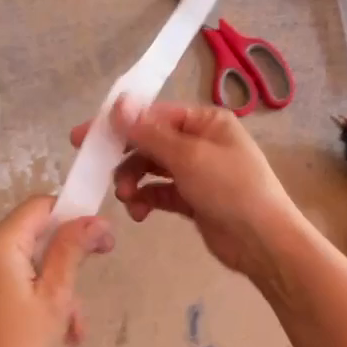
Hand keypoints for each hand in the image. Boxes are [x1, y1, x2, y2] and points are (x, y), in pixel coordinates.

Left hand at [0, 197, 113, 346]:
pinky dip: (37, 295)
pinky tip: (58, 330)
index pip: (40, 206)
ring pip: (29, 261)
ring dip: (57, 286)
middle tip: (94, 279)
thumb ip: (72, 251)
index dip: (74, 216)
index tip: (103, 241)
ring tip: (74, 327)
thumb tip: (96, 219)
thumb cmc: (21, 346)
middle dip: (67, 259)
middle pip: (35, 234)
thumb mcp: (56, 296)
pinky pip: (14, 277)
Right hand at [68, 98, 302, 277]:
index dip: (118, 124)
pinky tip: (138, 212)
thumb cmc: (231, 189)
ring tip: (126, 198)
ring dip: (133, 181)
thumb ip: (149, 133)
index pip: (153, 115)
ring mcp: (197, 172)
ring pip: (151, 169)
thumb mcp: (188, 156)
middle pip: (149, 141)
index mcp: (205, 121)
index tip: (83, 137)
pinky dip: (146, 199)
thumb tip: (118, 105)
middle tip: (95, 170)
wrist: (263, 241)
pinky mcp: (193, 200)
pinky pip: (160, 193)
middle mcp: (200, 142)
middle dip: (124, 157)